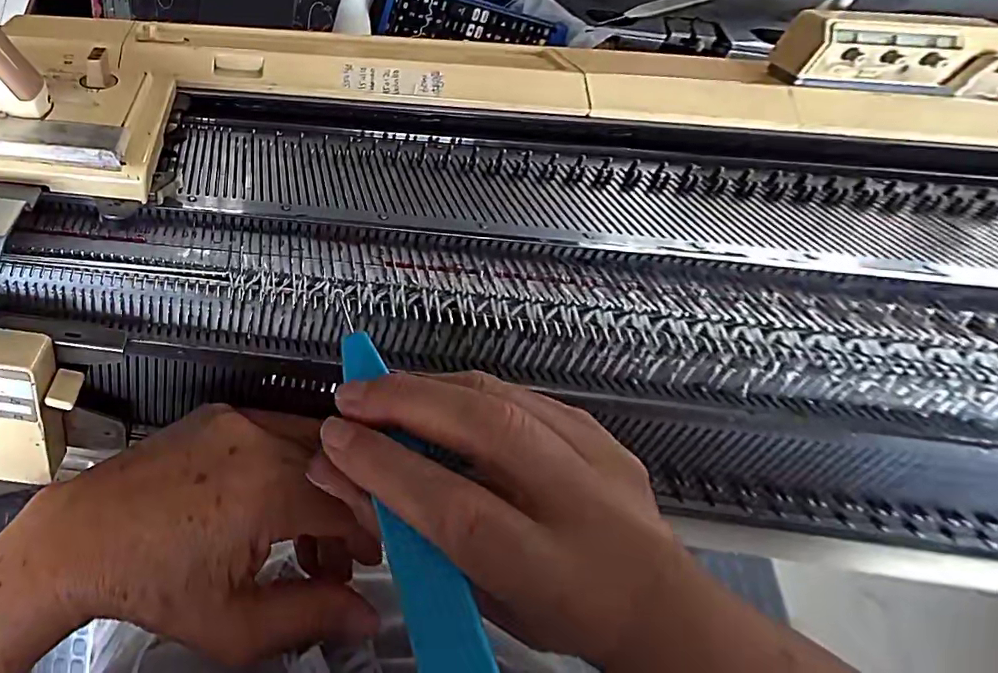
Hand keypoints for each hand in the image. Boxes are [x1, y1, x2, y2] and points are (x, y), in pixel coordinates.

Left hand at [0, 404, 379, 672]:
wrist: (87, 534)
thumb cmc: (148, 578)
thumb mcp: (236, 623)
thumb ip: (311, 616)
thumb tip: (360, 615)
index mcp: (267, 487)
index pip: (346, 507)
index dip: (362, 542)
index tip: (362, 564)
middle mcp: (255, 438)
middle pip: (332, 467)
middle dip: (343, 513)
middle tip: (333, 556)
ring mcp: (233, 420)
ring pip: (306, 442)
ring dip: (317, 483)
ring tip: (297, 534)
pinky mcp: (215, 415)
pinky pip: (271, 429)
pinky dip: (286, 460)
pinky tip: (267, 502)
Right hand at [309, 372, 851, 672]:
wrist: (662, 606)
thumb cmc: (559, 612)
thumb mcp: (478, 594)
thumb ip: (408, 533)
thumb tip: (341, 474)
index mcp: (549, 568)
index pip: (453, 504)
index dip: (384, 464)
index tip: (335, 438)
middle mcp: (579, 501)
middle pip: (481, 426)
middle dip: (401, 401)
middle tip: (348, 397)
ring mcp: (593, 454)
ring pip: (495, 395)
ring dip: (425, 385)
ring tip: (381, 390)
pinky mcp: (595, 427)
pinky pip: (514, 392)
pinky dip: (462, 388)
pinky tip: (434, 394)